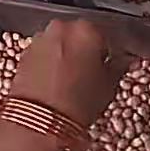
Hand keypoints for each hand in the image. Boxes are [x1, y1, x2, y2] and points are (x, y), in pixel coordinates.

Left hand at [8, 20, 128, 127]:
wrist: (37, 123)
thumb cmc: (75, 104)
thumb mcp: (108, 87)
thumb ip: (118, 66)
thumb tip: (124, 60)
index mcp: (87, 30)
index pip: (107, 34)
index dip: (113, 51)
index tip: (115, 63)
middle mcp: (61, 27)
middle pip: (81, 35)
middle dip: (88, 51)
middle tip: (94, 74)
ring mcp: (40, 39)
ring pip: (61, 43)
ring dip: (68, 56)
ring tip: (74, 81)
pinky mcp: (24, 54)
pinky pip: (45, 54)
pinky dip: (52, 63)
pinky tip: (57, 83)